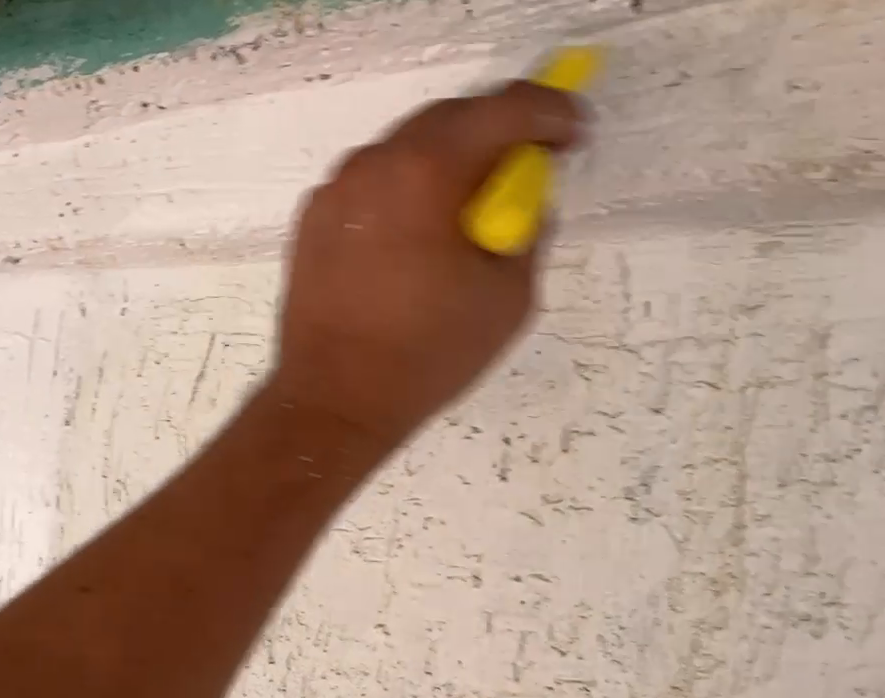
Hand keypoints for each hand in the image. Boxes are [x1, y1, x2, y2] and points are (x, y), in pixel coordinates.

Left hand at [269, 82, 584, 445]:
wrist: (333, 403)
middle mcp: (373, 165)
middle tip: (525, 170)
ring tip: (467, 210)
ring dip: (445, 164)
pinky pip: (370, 187)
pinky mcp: (310, 223)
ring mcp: (334, 192)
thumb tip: (522, 202)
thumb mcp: (508, 297)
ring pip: (403, 151)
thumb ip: (528, 230)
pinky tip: (414, 239)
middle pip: (448, 119)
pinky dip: (402, 194)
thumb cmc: (426, 356)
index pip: (504, 107)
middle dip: (496, 133)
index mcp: (427, 171)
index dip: (551, 112)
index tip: (574, 136)